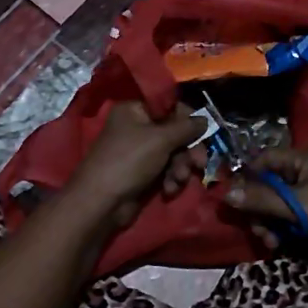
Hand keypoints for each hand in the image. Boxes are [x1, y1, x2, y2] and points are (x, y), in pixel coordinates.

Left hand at [68, 101, 206, 221]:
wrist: (102, 202)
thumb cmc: (129, 161)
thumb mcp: (161, 139)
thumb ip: (186, 127)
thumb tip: (205, 119)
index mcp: (135, 109)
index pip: (169, 105)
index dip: (187, 119)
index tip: (202, 132)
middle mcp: (137, 126)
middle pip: (174, 131)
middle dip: (187, 149)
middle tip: (198, 163)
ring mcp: (139, 150)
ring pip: (173, 152)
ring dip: (180, 166)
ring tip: (179, 179)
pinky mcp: (142, 171)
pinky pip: (165, 168)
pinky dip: (170, 178)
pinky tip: (169, 189)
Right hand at [221, 147, 307, 256]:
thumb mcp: (295, 206)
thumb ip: (260, 199)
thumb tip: (225, 193)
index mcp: (306, 158)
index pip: (265, 158)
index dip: (247, 176)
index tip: (235, 198)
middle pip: (270, 183)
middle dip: (259, 207)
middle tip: (256, 228)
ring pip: (280, 202)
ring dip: (269, 221)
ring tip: (269, 241)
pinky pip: (292, 214)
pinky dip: (283, 227)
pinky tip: (280, 243)